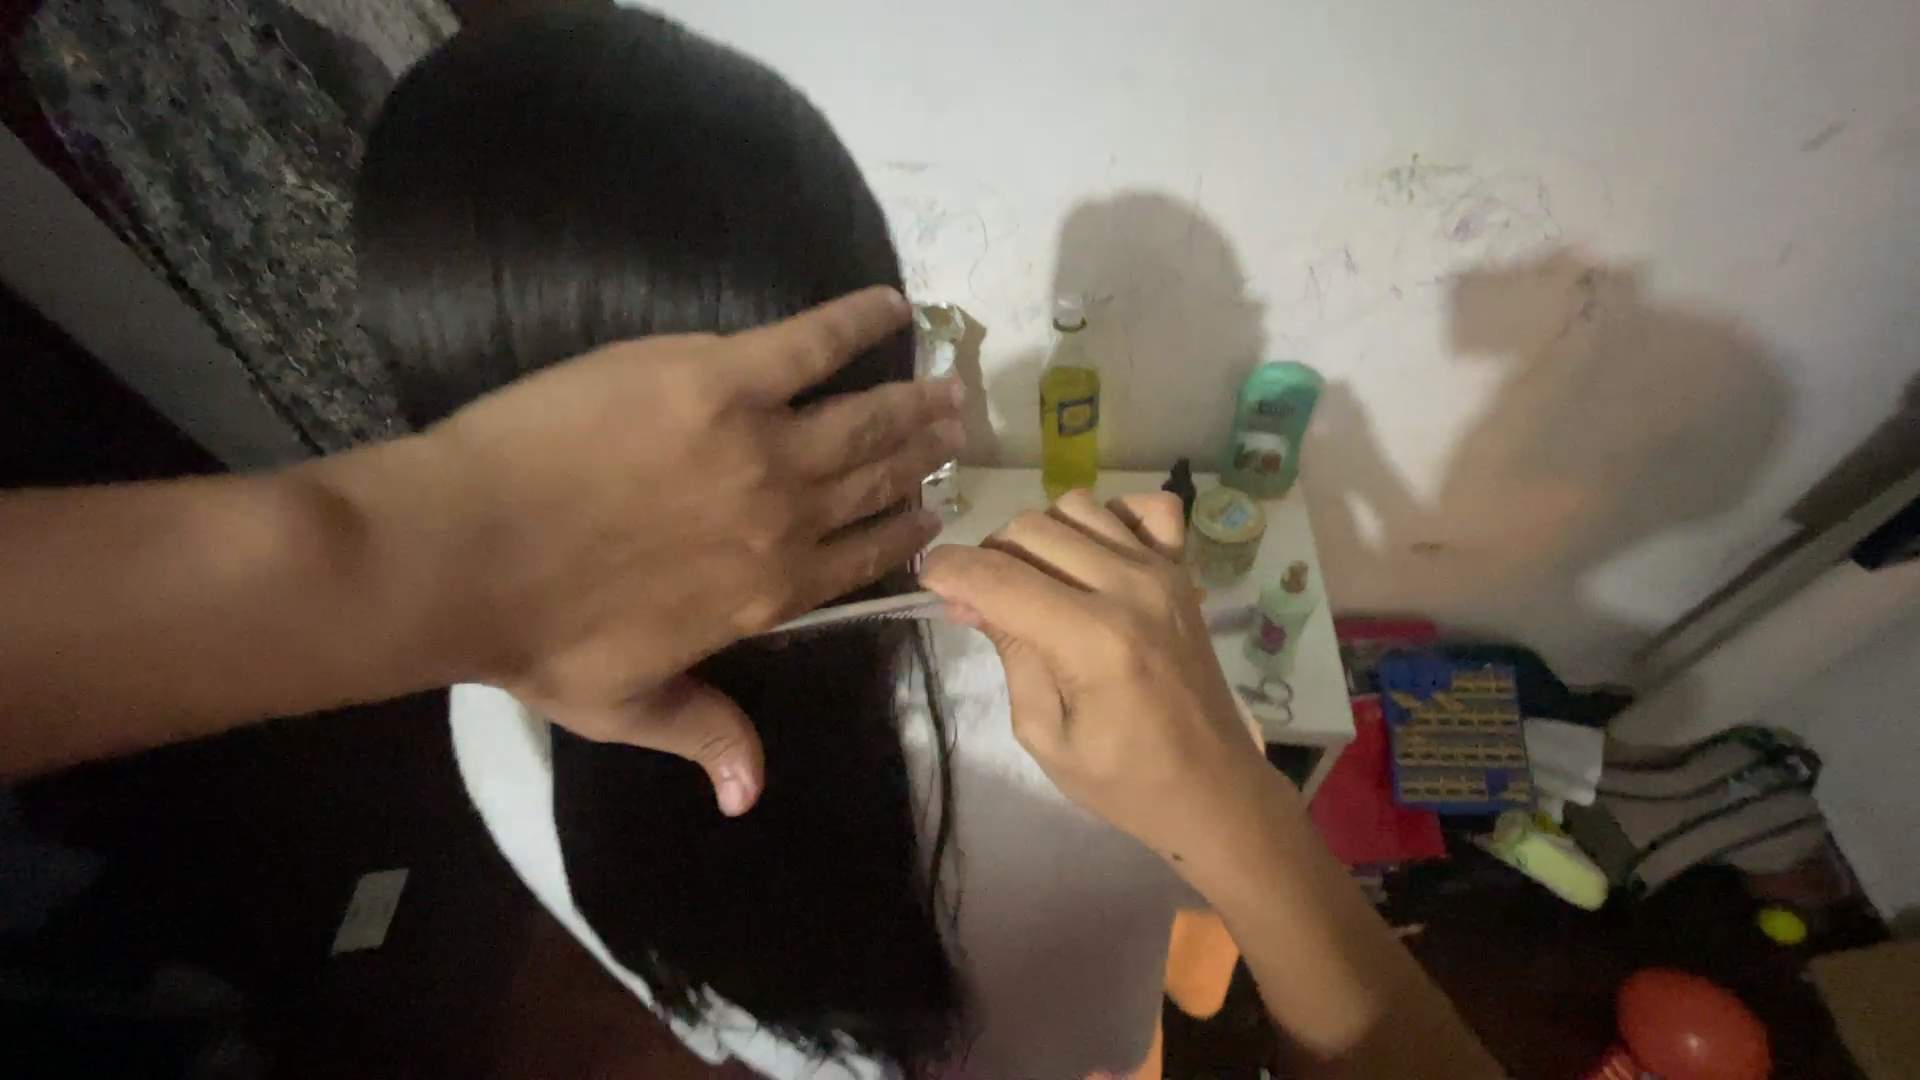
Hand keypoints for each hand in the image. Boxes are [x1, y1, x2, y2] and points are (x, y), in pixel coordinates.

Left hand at [400, 287, 959, 813]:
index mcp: (777, 591)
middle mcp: (791, 519)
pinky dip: (857, 321)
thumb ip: (704, 737)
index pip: (868, 554)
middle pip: (879, 481)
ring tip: (947, 389)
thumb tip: (748, 797)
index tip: (934, 511)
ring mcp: (764, 445)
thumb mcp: (628, 709)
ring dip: (912, 401)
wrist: (461, 557)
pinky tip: (890, 303)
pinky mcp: (721, 379)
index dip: (907, 530)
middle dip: (925, 458)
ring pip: (866, 418)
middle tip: (954, 436)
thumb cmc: (541, 636)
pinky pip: (812, 343)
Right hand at [920, 490, 1273, 868]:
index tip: (927, 579)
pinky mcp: (1183, 570)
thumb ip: (1009, 651)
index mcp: (1094, 641)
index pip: (998, 578)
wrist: (1213, 789)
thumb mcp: (1042, 732)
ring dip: (1038, 536)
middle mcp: (1130, 588)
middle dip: (987, 556)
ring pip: (1074, 506)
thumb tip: (966, 599)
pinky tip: (1092, 556)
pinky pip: (1142, 507)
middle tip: (981, 600)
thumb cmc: (1122, 780)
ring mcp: (1163, 571)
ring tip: (1035, 581)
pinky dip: (1107, 518)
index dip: (948, 569)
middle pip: (1029, 529)